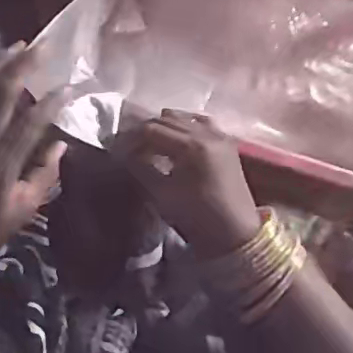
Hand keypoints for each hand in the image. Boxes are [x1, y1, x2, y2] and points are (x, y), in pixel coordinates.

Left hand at [0, 44, 68, 257]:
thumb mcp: (24, 209)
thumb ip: (45, 175)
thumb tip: (60, 144)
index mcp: (2, 164)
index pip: (31, 123)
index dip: (52, 102)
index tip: (69, 86)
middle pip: (1, 93)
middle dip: (23, 65)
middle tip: (43, 46)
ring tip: (16, 45)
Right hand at [115, 111, 262, 255]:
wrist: (235, 233)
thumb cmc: (196, 216)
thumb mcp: (161, 193)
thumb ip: (141, 168)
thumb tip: (125, 154)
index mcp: (191, 145)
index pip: (151, 129)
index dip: (130, 138)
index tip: (117, 148)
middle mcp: (207, 133)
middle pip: (165, 120)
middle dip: (143, 131)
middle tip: (128, 146)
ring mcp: (219, 135)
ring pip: (182, 119)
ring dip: (163, 127)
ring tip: (149, 144)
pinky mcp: (226, 143)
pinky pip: (200, 123)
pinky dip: (184, 126)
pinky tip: (175, 138)